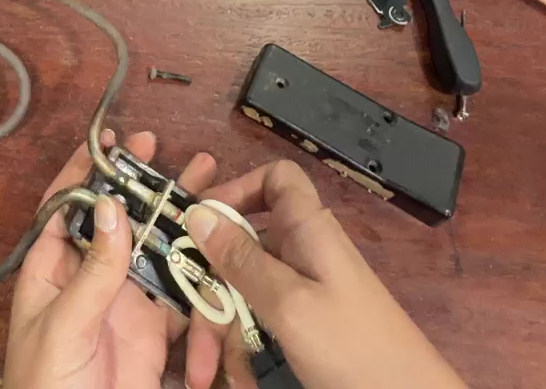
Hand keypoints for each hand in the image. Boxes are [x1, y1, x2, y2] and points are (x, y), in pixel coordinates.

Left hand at [5, 129, 217, 388]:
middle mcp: (87, 278)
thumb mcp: (63, 328)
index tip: (107, 139)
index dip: (84, 169)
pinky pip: (177, 293)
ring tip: (203, 178)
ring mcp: (122, 303)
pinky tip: (215, 244)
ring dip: (174, 215)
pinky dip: (196, 270)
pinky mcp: (152, 332)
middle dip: (138, 182)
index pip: (66, 205)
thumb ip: (93, 272)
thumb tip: (114, 208)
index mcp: (52, 270)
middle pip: (116, 218)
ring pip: (151, 247)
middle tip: (160, 145)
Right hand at [182, 160, 466, 388]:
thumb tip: (196, 211)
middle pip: (242, 244)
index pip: (274, 177)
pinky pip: (259, 320)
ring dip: (221, 329)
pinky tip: (238, 379)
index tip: (203, 221)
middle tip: (192, 333)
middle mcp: (301, 250)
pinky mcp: (304, 324)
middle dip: (211, 287)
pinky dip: (243, 347)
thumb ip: (239, 258)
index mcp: (305, 228)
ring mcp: (303, 289)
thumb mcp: (288, 303)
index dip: (239, 187)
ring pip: (244, 289)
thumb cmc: (354, 348)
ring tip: (206, 373)